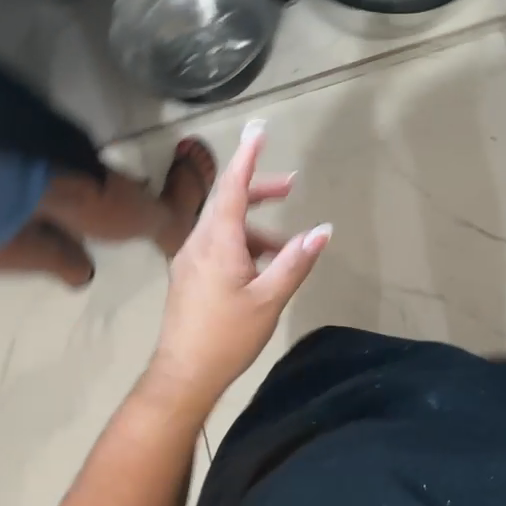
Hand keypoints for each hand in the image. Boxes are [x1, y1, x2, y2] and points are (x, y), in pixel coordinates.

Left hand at [144, 120, 330, 418]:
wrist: (182, 375)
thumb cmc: (227, 336)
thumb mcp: (269, 299)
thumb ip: (295, 260)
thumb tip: (323, 229)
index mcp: (217, 241)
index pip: (234, 186)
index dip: (248, 156)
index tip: (258, 130)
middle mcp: (198, 241)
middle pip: (228, 201)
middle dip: (259, 189)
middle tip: (291, 186)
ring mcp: (189, 258)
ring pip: (223, 225)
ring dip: (255, 225)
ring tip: (286, 246)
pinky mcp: (188, 275)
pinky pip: (216, 244)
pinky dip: (242, 244)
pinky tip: (261, 267)